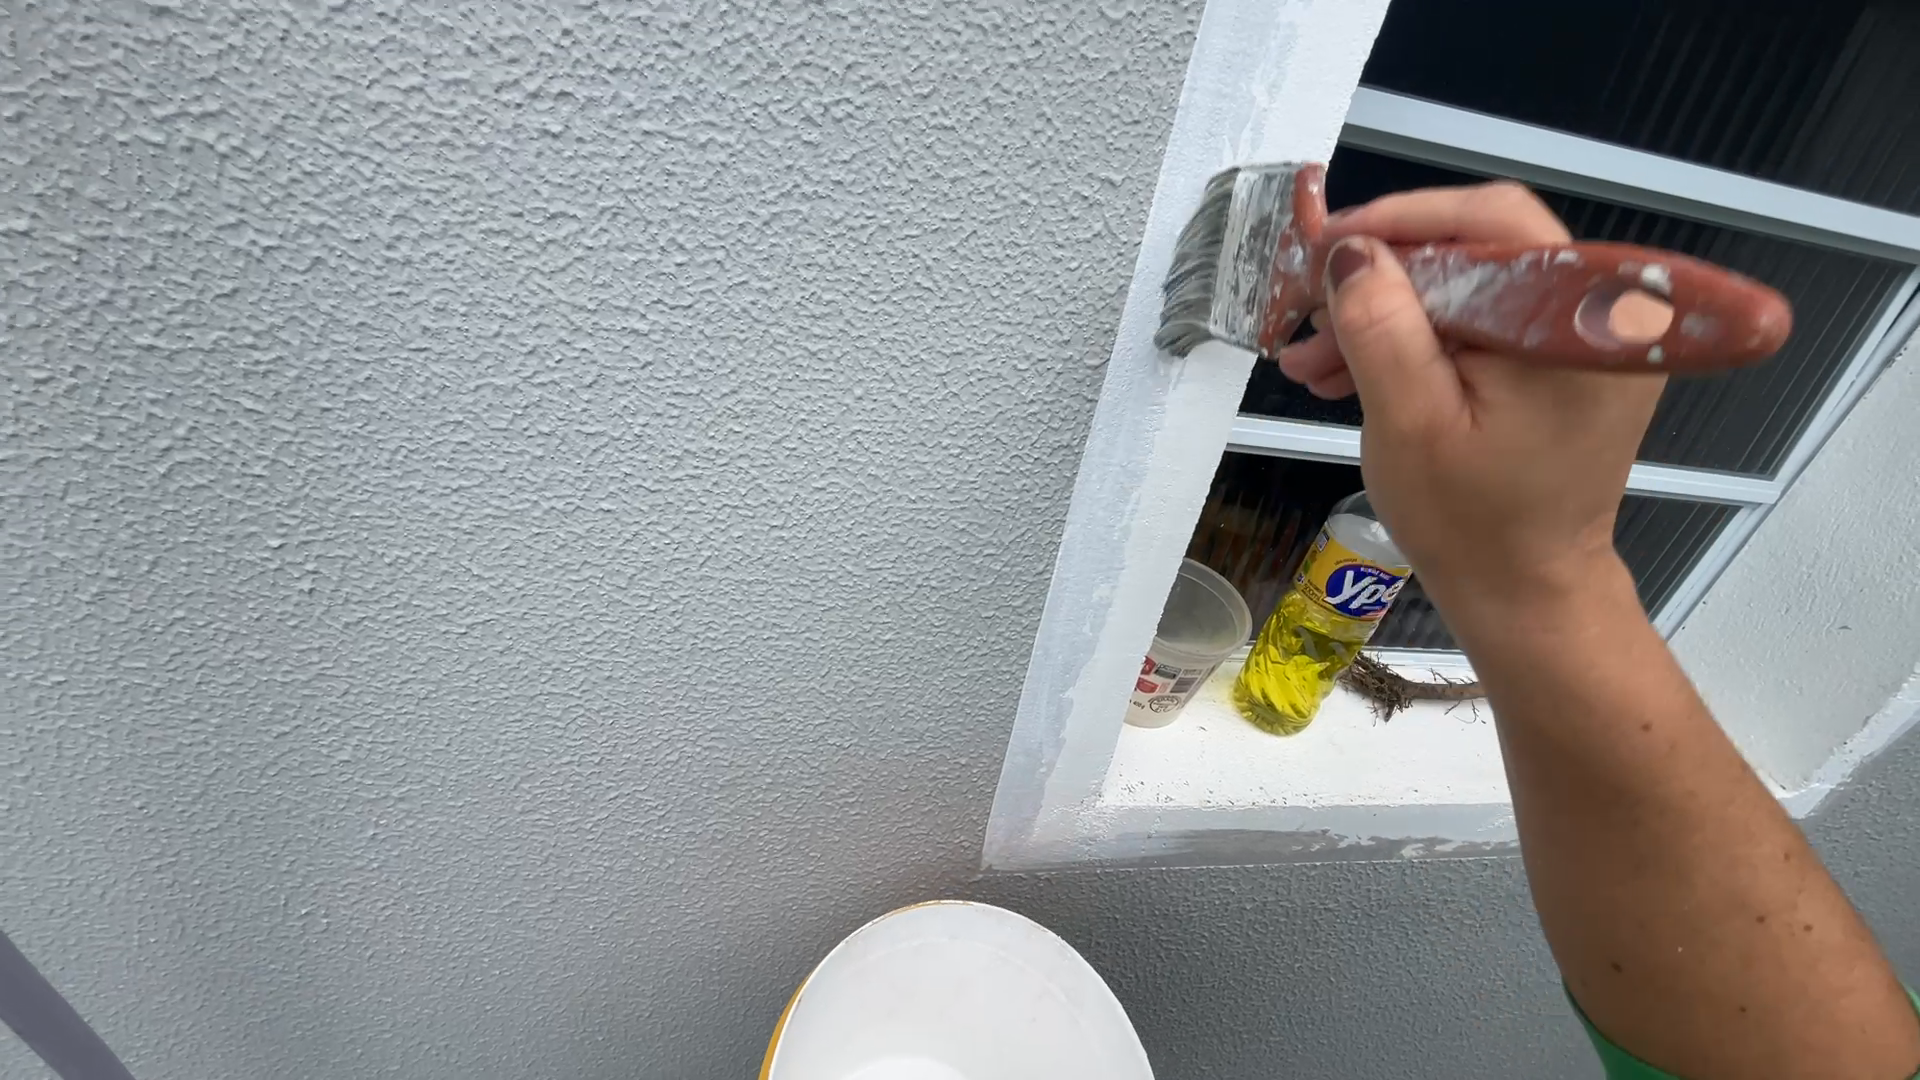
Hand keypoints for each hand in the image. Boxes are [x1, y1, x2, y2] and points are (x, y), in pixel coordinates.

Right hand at [1276, 182, 1664, 619]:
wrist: (1521, 587)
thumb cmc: (1465, 517)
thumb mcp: (1408, 422)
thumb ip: (1381, 329)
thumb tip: (1347, 252)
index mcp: (1574, 320)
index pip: (1486, 222)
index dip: (1395, 222)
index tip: (1320, 249)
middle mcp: (1597, 312)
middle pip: (1472, 254)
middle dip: (1377, 283)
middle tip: (1302, 322)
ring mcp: (1576, 340)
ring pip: (1463, 292)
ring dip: (1382, 318)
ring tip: (1310, 364)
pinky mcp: (1554, 365)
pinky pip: (1474, 328)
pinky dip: (1412, 343)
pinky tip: (1351, 374)